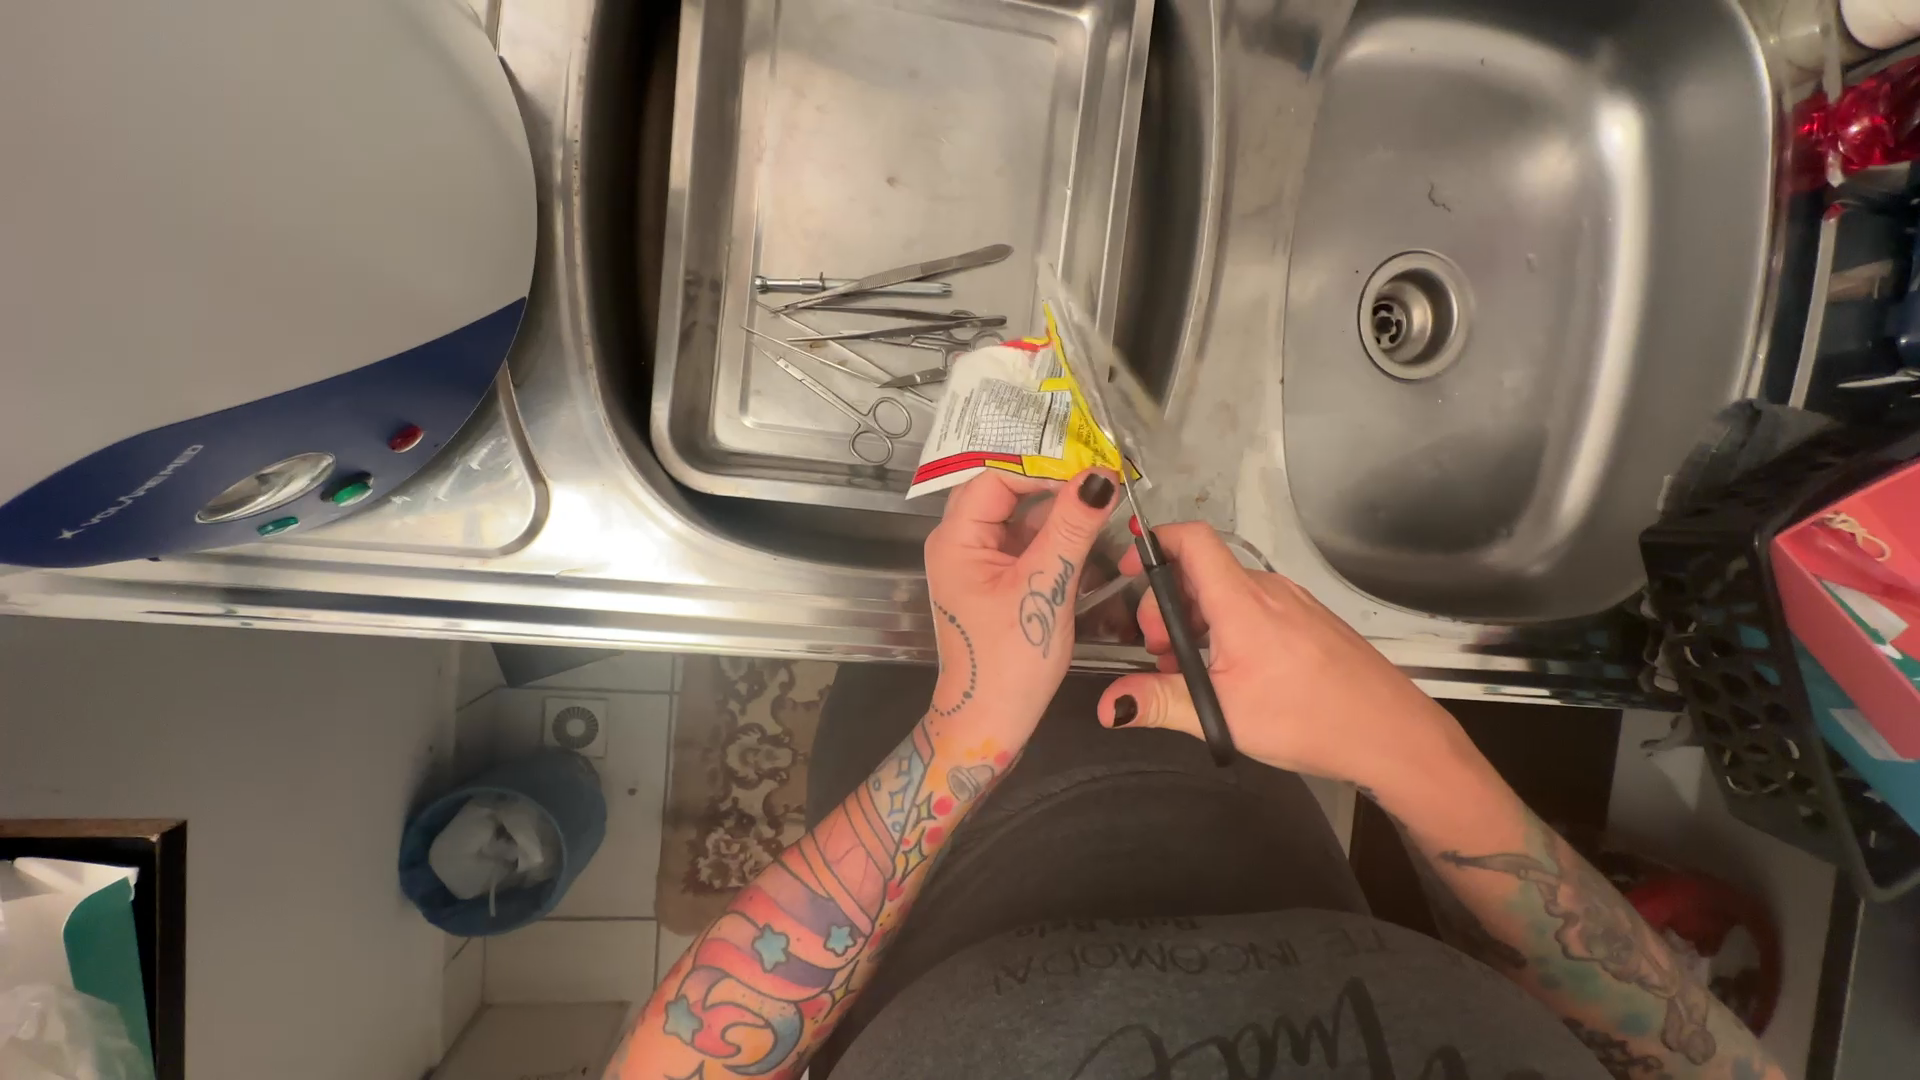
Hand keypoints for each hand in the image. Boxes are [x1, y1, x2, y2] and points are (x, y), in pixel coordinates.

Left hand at [923, 468, 1121, 741]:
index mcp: (956, 538)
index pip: (996, 476)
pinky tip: (1086, 537)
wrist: (990, 721)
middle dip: (1052, 484)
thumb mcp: (1046, 587)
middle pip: (1006, 492)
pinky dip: (1054, 538)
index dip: (1043, 468)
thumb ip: (1072, 527)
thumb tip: (1100, 477)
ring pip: (1019, 518)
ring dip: (1057, 511)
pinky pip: (1024, 544)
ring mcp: (977, 562)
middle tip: (1100, 481)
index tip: (1091, 472)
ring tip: (1101, 504)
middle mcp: (960, 542)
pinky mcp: (996, 580)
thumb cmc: (1010, 660)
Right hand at [1095, 523, 1466, 790]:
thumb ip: (1157, 702)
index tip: (1129, 571)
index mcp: (1242, 601)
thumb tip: (1108, 706)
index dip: (1153, 542)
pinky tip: (1230, 671)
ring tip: (1194, 670)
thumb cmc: (1309, 719)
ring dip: (1196, 621)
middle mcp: (1267, 590)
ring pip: (1226, 593)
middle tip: (1162, 654)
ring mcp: (1292, 603)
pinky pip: (1253, 607)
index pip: (1192, 540)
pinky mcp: (1308, 620)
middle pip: (1200, 572)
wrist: (1392, 735)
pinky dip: (1226, 628)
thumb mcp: (1221, 713)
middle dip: (1167, 606)